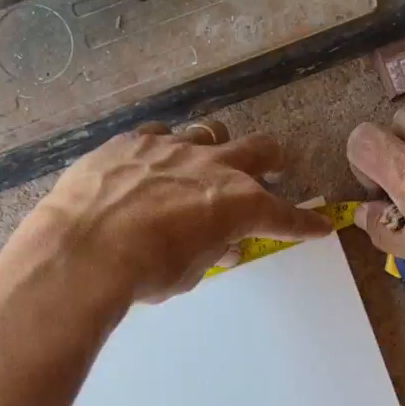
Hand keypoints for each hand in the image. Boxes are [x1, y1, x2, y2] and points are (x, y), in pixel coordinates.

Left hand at [19, 123, 332, 304]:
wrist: (83, 250)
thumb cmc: (144, 273)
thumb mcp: (189, 273)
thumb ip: (210, 251)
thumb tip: (220, 243)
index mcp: (237, 204)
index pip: (283, 215)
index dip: (303, 224)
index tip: (321, 227)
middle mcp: (213, 166)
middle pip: (259, 151)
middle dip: (273, 160)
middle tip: (277, 166)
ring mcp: (172, 146)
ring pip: (211, 133)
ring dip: (218, 147)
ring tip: (211, 159)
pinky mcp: (133, 140)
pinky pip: (161, 134)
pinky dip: (167, 148)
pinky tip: (156, 161)